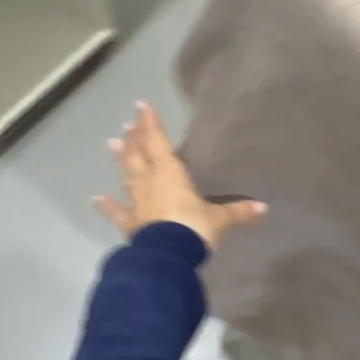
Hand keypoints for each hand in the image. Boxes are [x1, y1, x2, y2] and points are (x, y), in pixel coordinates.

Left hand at [96, 102, 264, 249]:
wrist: (169, 254)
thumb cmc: (195, 227)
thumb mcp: (220, 219)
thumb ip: (238, 212)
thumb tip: (263, 208)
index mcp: (170, 173)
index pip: (158, 141)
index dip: (150, 123)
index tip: (141, 105)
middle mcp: (149, 182)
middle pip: (138, 155)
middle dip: (134, 139)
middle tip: (127, 126)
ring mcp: (136, 202)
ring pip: (126, 176)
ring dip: (120, 160)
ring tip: (112, 144)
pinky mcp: (130, 223)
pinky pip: (117, 212)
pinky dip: (107, 206)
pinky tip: (96, 200)